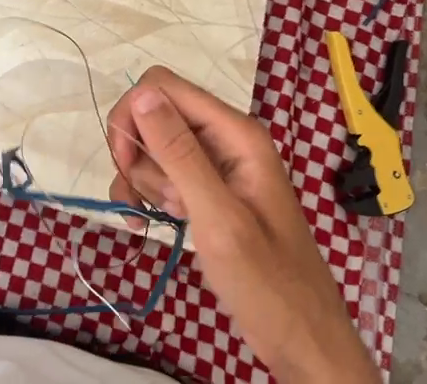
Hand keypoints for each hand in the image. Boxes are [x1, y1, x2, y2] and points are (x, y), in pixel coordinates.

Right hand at [106, 67, 378, 383]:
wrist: (300, 340)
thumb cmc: (266, 282)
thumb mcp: (218, 218)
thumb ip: (180, 154)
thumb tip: (142, 95)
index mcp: (235, 133)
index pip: (162, 87)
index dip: (134, 115)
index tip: (126, 162)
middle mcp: (224, 138)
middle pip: (153, 114)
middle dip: (139, 153)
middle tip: (154, 198)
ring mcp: (215, 164)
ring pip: (151, 145)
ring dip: (143, 179)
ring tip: (166, 217)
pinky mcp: (205, 190)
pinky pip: (159, 173)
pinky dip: (144, 194)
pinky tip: (146, 222)